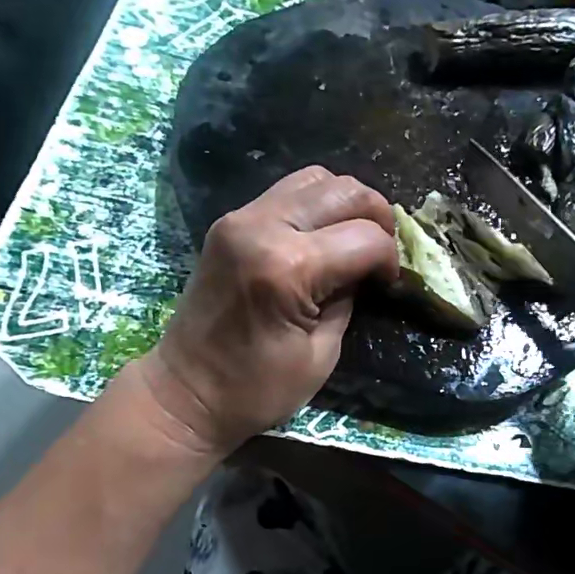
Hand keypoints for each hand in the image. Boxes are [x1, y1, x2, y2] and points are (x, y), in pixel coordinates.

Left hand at [137, 167, 397, 455]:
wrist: (184, 394)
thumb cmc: (258, 388)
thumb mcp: (323, 352)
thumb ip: (349, 297)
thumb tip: (369, 269)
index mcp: (288, 267)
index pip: (366, 238)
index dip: (390, 260)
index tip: (390, 285)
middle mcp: (262, 227)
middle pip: (344, 191)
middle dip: (377, 217)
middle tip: (382, 254)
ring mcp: (241, 218)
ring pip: (317, 179)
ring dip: (347, 205)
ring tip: (356, 240)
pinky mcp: (232, 222)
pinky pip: (290, 192)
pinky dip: (319, 206)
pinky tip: (326, 238)